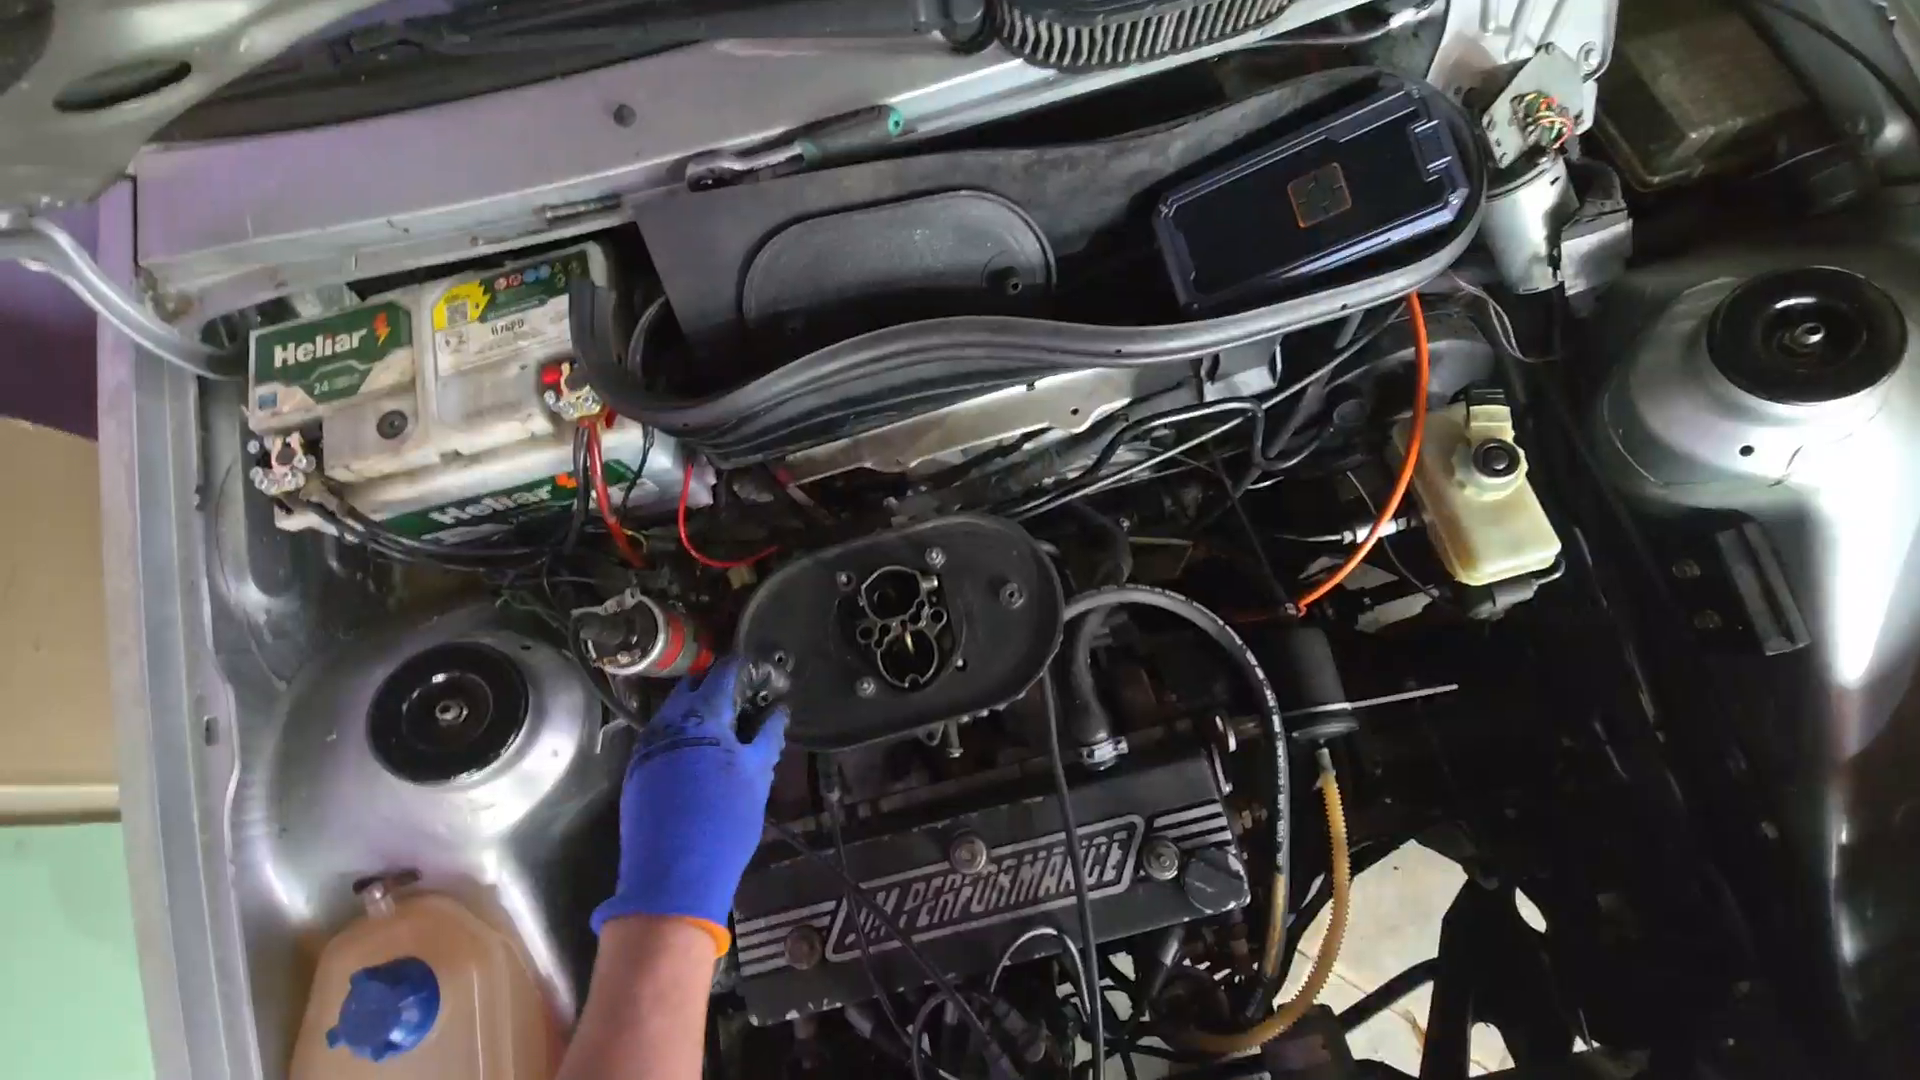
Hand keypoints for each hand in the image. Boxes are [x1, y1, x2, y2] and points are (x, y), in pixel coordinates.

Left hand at [591, 656, 788, 953]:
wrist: (672, 877)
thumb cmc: (725, 820)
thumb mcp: (758, 775)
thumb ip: (768, 736)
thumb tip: (780, 710)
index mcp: (701, 715)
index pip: (722, 672)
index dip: (743, 667)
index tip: (759, 671)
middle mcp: (667, 721)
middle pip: (692, 686)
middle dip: (717, 685)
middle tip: (744, 698)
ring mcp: (646, 746)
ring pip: (673, 712)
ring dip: (697, 710)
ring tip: (725, 727)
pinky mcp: (636, 771)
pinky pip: (661, 737)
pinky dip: (681, 734)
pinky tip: (700, 753)